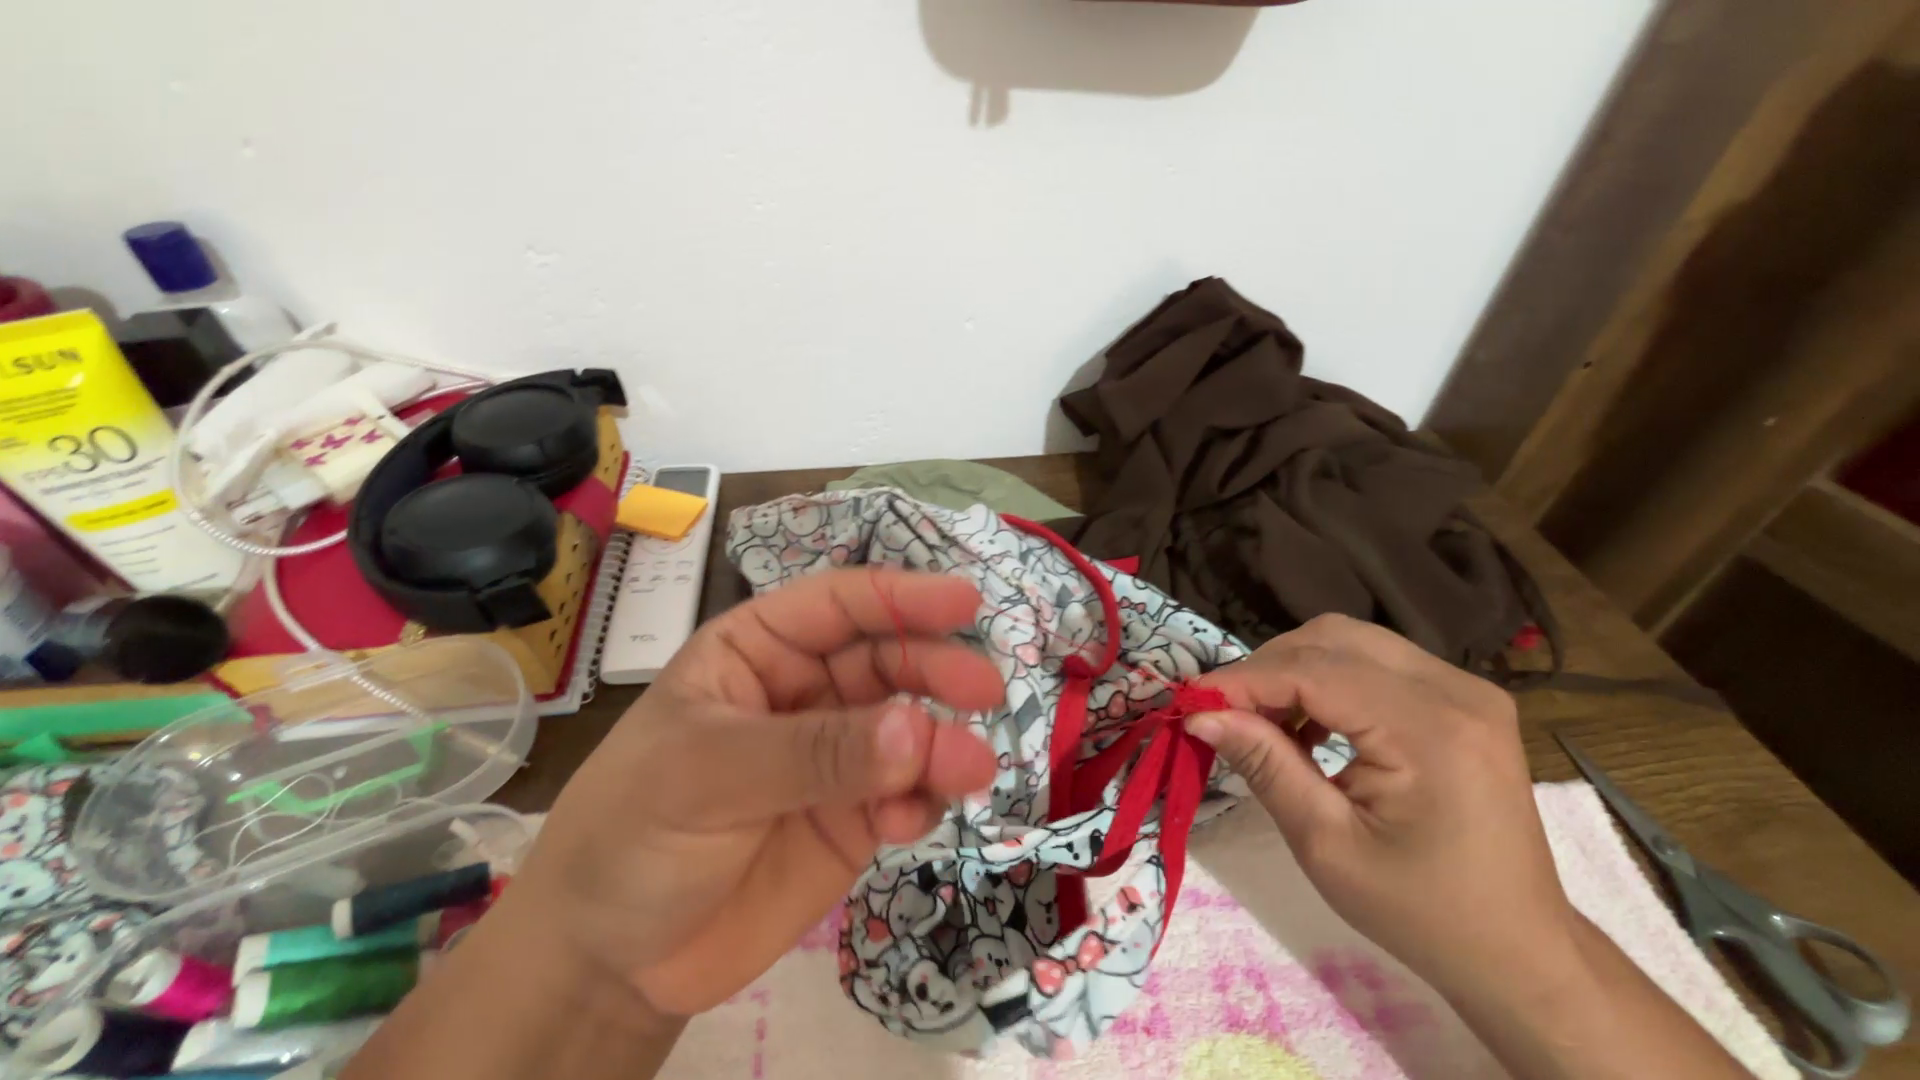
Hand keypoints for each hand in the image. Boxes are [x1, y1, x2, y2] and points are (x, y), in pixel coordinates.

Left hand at [509, 568, 1001, 1015]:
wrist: (613, 958)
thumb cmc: (632, 831)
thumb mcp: (706, 775)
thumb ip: (813, 752)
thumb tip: (917, 727)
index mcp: (756, 652)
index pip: (837, 606)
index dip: (901, 597)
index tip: (966, 603)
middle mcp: (803, 694)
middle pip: (886, 661)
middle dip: (935, 670)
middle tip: (983, 693)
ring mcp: (833, 761)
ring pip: (908, 730)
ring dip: (942, 744)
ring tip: (967, 771)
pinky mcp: (854, 822)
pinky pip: (906, 796)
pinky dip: (922, 801)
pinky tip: (907, 824)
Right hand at [1187, 614, 1575, 986]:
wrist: (1517, 948)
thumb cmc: (1418, 910)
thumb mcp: (1326, 844)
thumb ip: (1265, 765)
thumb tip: (1200, 714)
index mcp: (1430, 730)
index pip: (1314, 671)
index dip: (1243, 679)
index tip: (1188, 702)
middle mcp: (1456, 690)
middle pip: (1333, 639)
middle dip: (1266, 667)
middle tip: (1222, 713)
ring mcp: (1468, 689)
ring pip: (1353, 641)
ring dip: (1295, 669)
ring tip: (1262, 720)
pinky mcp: (1466, 699)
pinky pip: (1379, 662)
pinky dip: (1330, 679)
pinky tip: (1311, 724)